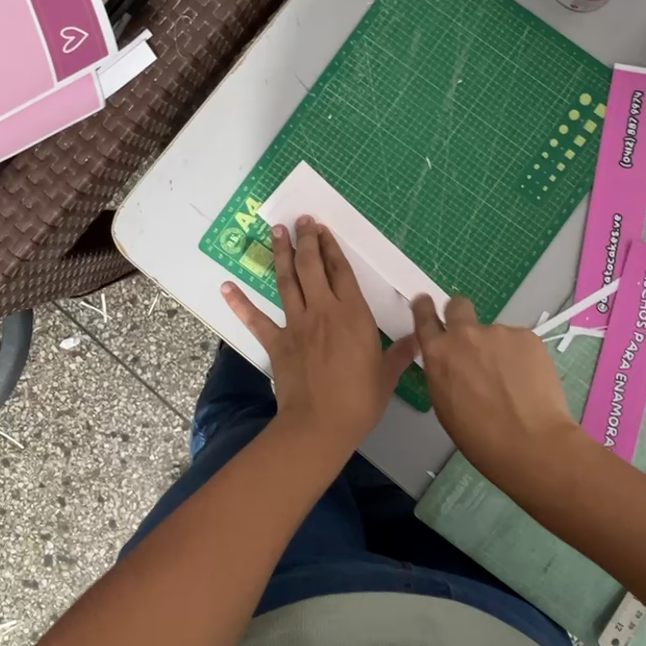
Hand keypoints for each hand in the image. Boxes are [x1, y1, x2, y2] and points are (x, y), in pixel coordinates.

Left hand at [223, 217, 417, 456]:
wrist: (319, 425)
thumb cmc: (359, 401)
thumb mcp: (386, 376)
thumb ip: (401, 354)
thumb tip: (419, 339)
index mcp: (353, 315)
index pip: (341, 272)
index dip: (332, 248)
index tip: (324, 229)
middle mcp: (324, 311)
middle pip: (312, 267)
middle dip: (306, 240)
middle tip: (301, 220)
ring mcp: (297, 325)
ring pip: (287, 282)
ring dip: (281, 255)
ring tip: (276, 232)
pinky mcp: (277, 343)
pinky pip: (256, 320)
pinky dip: (240, 303)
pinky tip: (226, 286)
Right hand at [410, 295, 582, 482]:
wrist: (530, 442)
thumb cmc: (480, 436)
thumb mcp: (444, 404)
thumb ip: (443, 372)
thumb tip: (453, 364)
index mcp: (438, 353)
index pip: (424, 316)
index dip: (425, 308)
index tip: (426, 303)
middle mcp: (465, 334)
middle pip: (458, 304)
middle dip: (460, 315)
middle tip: (472, 340)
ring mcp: (499, 332)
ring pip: (494, 333)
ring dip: (498, 349)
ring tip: (512, 381)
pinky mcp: (528, 336)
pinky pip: (519, 342)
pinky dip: (521, 357)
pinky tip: (528, 382)